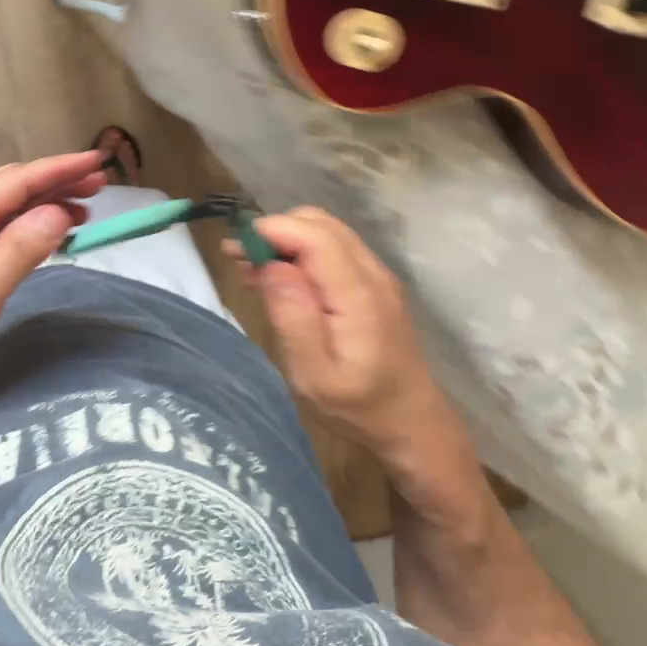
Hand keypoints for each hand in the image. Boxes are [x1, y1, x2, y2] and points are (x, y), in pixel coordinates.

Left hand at [0, 150, 105, 387]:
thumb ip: (21, 248)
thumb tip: (58, 212)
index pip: (19, 180)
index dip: (60, 168)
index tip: (97, 162)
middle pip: (14, 184)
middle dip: (57, 180)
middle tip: (99, 186)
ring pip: (7, 201)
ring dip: (45, 199)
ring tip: (83, 211)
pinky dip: (29, 218)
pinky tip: (47, 231)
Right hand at [237, 208, 450, 451]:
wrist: (411, 422)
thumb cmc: (357, 407)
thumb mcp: (313, 375)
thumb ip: (293, 318)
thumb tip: (271, 266)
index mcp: (359, 296)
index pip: (315, 236)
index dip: (272, 230)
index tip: (235, 249)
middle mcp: (372, 274)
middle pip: (319, 223)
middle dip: (275, 231)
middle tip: (240, 261)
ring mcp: (376, 276)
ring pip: (325, 230)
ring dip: (286, 240)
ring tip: (253, 270)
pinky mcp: (373, 283)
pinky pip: (333, 248)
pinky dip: (301, 251)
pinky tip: (280, 279)